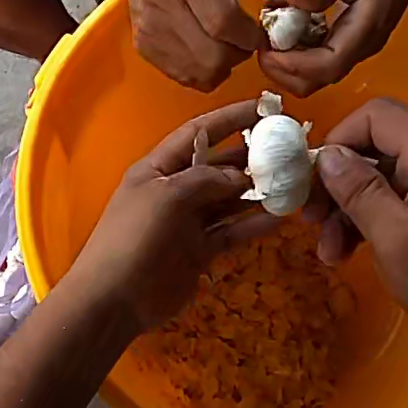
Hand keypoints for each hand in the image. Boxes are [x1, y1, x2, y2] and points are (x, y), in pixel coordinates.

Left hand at [67, 99, 279, 329]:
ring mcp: (188, 222)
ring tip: (292, 183)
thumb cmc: (133, 238)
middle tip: (290, 151)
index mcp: (159, 167)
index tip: (266, 108)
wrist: (115, 299)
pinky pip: (231, 232)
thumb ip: (205, 179)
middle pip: (219, 167)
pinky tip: (279, 218)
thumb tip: (240, 176)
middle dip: (252, 158)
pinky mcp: (199, 251)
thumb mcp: (166, 196)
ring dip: (257, 193)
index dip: (231, 118)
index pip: (200, 132)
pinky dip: (253, 225)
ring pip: (229, 201)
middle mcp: (176, 190)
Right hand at [99, 0, 309, 91]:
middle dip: (238, 54)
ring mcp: (150, 30)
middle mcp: (162, 2)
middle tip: (244, 39)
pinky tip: (207, 50)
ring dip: (222, 66)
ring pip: (200, 73)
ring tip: (226, 43)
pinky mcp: (145, 47)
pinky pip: (185, 77)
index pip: (223, 21)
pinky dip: (204, 71)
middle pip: (212, 56)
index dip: (250, 36)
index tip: (263, 32)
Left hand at [259, 0, 407, 96]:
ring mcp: (354, 47)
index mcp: (367, 28)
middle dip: (285, 72)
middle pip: (318, 81)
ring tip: (268, 36)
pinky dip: (295, 52)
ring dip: (287, 64)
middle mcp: (361, 46)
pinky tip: (283, 27)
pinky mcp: (346, 42)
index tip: (267, 50)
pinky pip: (316, 60)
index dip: (294, 65)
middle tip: (260, 47)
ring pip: (315, 75)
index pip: (328, 65)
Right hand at [307, 99, 407, 349]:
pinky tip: (346, 252)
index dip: (338, 140)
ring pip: (380, 177)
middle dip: (338, 182)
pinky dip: (367, 221)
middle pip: (377, 147)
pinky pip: (395, 200)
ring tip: (327, 251)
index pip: (379, 116)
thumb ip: (360, 192)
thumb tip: (326, 156)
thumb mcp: (396, 240)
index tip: (311, 181)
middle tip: (310, 220)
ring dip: (348, 209)